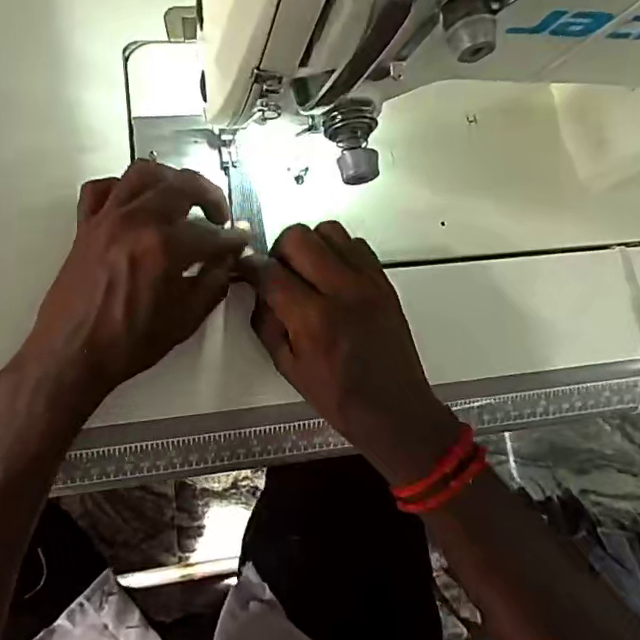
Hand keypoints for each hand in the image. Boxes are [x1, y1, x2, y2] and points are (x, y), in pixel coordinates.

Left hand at [8, 160, 246, 427]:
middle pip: (183, 185)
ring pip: (144, 173)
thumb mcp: (186, 318)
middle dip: (210, 196)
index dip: (232, 239)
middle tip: (220, 214)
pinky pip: (102, 189)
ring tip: (183, 196)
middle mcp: (136, 222)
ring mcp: (108, 219)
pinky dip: (122, 187)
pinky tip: (136, 201)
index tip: (239, 241)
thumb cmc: (125, 343)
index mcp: (164, 246)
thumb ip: (213, 282)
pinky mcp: (86, 226)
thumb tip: (226, 261)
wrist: (72, 355)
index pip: (212, 233)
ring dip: (171, 179)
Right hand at [249, 222, 460, 485]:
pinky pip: (356, 244)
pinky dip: (339, 251)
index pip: (270, 271)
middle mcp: (343, 291)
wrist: (394, 409)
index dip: (249, 266)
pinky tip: (333, 275)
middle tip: (277, 272)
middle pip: (298, 237)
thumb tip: (258, 291)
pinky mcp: (384, 281)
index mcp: (314, 318)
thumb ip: (267, 322)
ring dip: (309, 245)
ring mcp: (368, 282)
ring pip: (328, 230)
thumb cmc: (341, 397)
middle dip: (278, 251)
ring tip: (306, 271)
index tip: (245, 268)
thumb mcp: (288, 366)